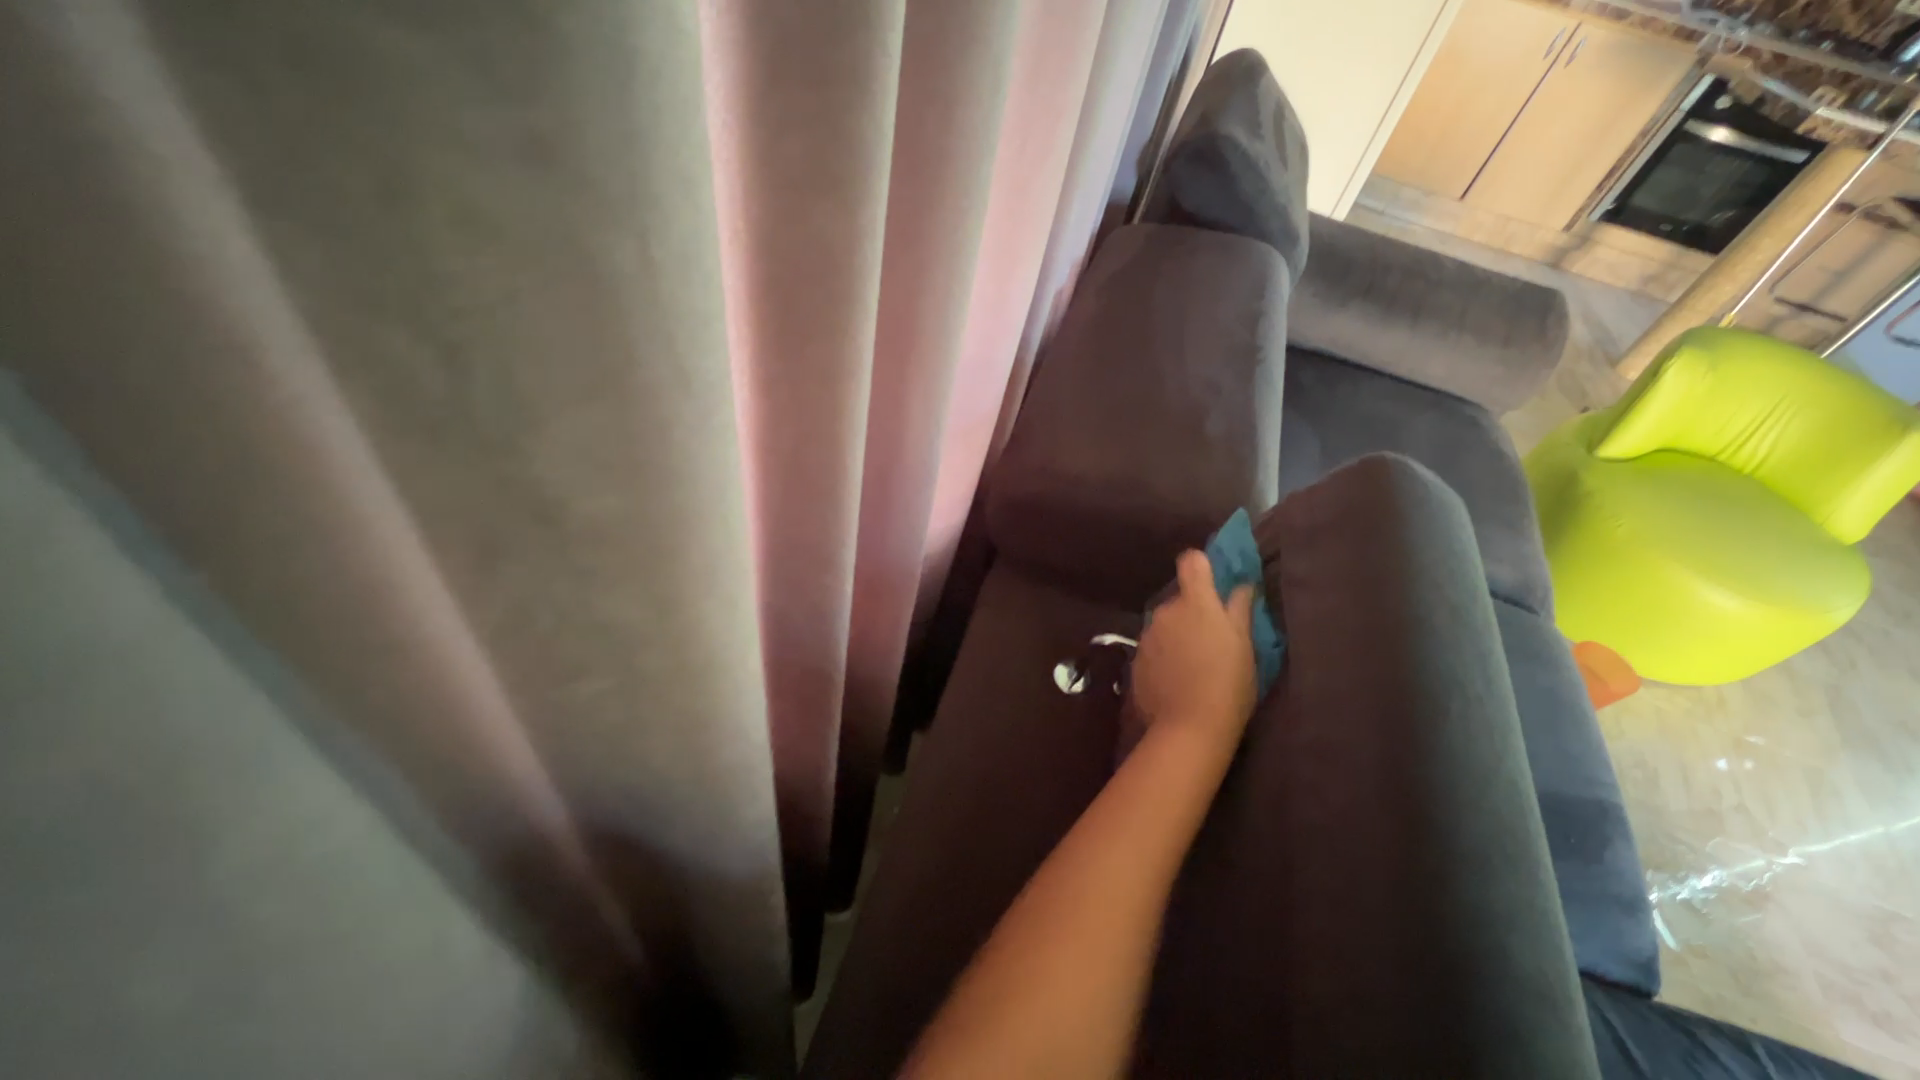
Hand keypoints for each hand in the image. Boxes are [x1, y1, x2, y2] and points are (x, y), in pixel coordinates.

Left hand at [1130, 550, 1256, 747]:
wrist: (1189, 726)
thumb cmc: (1228, 683)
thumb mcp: (1245, 645)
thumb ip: (1240, 609)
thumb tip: (1243, 585)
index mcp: (1195, 602)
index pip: (1192, 562)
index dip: (1202, 566)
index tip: (1214, 582)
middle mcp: (1165, 611)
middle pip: (1179, 599)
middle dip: (1192, 612)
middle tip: (1211, 639)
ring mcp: (1146, 636)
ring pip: (1164, 625)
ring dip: (1176, 636)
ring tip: (1193, 665)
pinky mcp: (1135, 661)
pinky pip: (1153, 649)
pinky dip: (1163, 657)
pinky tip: (1176, 680)